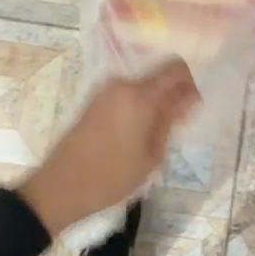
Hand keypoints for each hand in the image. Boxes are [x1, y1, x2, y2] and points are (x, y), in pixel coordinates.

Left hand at [16, 59, 199, 235]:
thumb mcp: (151, 154)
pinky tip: (137, 134)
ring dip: (154, 101)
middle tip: (177, 125)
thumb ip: (170, 120)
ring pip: (141, 85)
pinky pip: (125, 94)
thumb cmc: (112, 176)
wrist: (61, 187)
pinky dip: (137, 106)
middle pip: (157, 75)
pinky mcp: (93, 101)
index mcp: (139, 95)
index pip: (175, 68)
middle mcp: (121, 84)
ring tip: (156, 134)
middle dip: (172, 94)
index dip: (190, 83)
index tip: (192, 106)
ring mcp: (103, 91)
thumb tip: (188, 98)